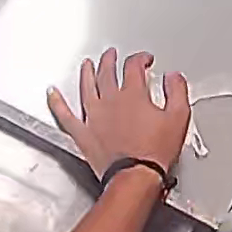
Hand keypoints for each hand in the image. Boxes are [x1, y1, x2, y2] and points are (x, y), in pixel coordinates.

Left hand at [46, 48, 191, 180]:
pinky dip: (57, 102)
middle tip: (112, 55)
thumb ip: (176, 91)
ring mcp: (93, 117)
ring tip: (87, 64)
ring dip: (87, 72)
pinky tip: (52, 94)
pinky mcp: (83, 134)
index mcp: (133, 94)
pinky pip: (65, 115)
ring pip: (86, 86)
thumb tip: (173, 77)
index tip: (145, 60)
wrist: (135, 177)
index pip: (133, 66)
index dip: (140, 59)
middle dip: (111, 60)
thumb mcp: (178, 118)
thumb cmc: (155, 153)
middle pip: (107, 72)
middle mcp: (110, 101)